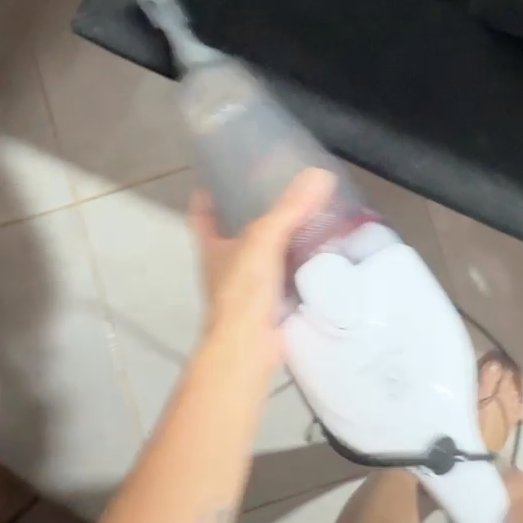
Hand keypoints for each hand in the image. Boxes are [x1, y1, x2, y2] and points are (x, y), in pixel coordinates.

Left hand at [188, 168, 337, 357]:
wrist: (248, 348)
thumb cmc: (243, 290)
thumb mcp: (264, 240)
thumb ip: (290, 208)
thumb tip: (319, 173)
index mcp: (213, 248)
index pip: (202, 216)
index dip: (207, 196)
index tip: (216, 178)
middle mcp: (225, 267)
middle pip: (235, 234)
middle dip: (253, 216)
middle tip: (278, 193)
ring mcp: (246, 290)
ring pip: (262, 257)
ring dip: (280, 242)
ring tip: (307, 219)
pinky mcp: (269, 307)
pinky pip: (285, 278)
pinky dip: (299, 267)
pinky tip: (320, 256)